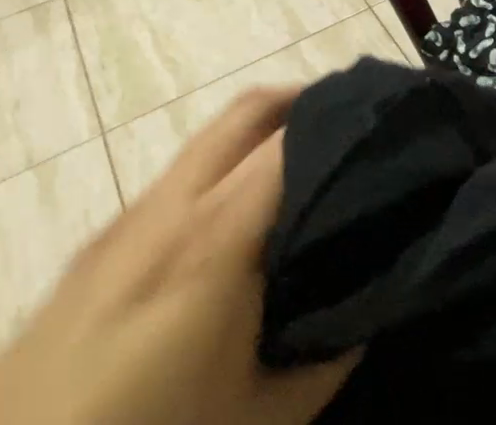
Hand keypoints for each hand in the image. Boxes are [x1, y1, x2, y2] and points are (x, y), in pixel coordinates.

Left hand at [0, 87, 358, 424]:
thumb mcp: (265, 415)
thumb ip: (333, 353)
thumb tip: (380, 307)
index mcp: (215, 237)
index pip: (294, 137)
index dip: (352, 117)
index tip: (401, 122)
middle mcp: (166, 210)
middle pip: (247, 112)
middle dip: (311, 102)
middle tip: (365, 125)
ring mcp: (123, 226)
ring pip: (208, 142)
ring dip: (264, 136)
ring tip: (316, 169)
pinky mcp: (94, 251)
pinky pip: (177, 180)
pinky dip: (225, 171)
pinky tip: (245, 222)